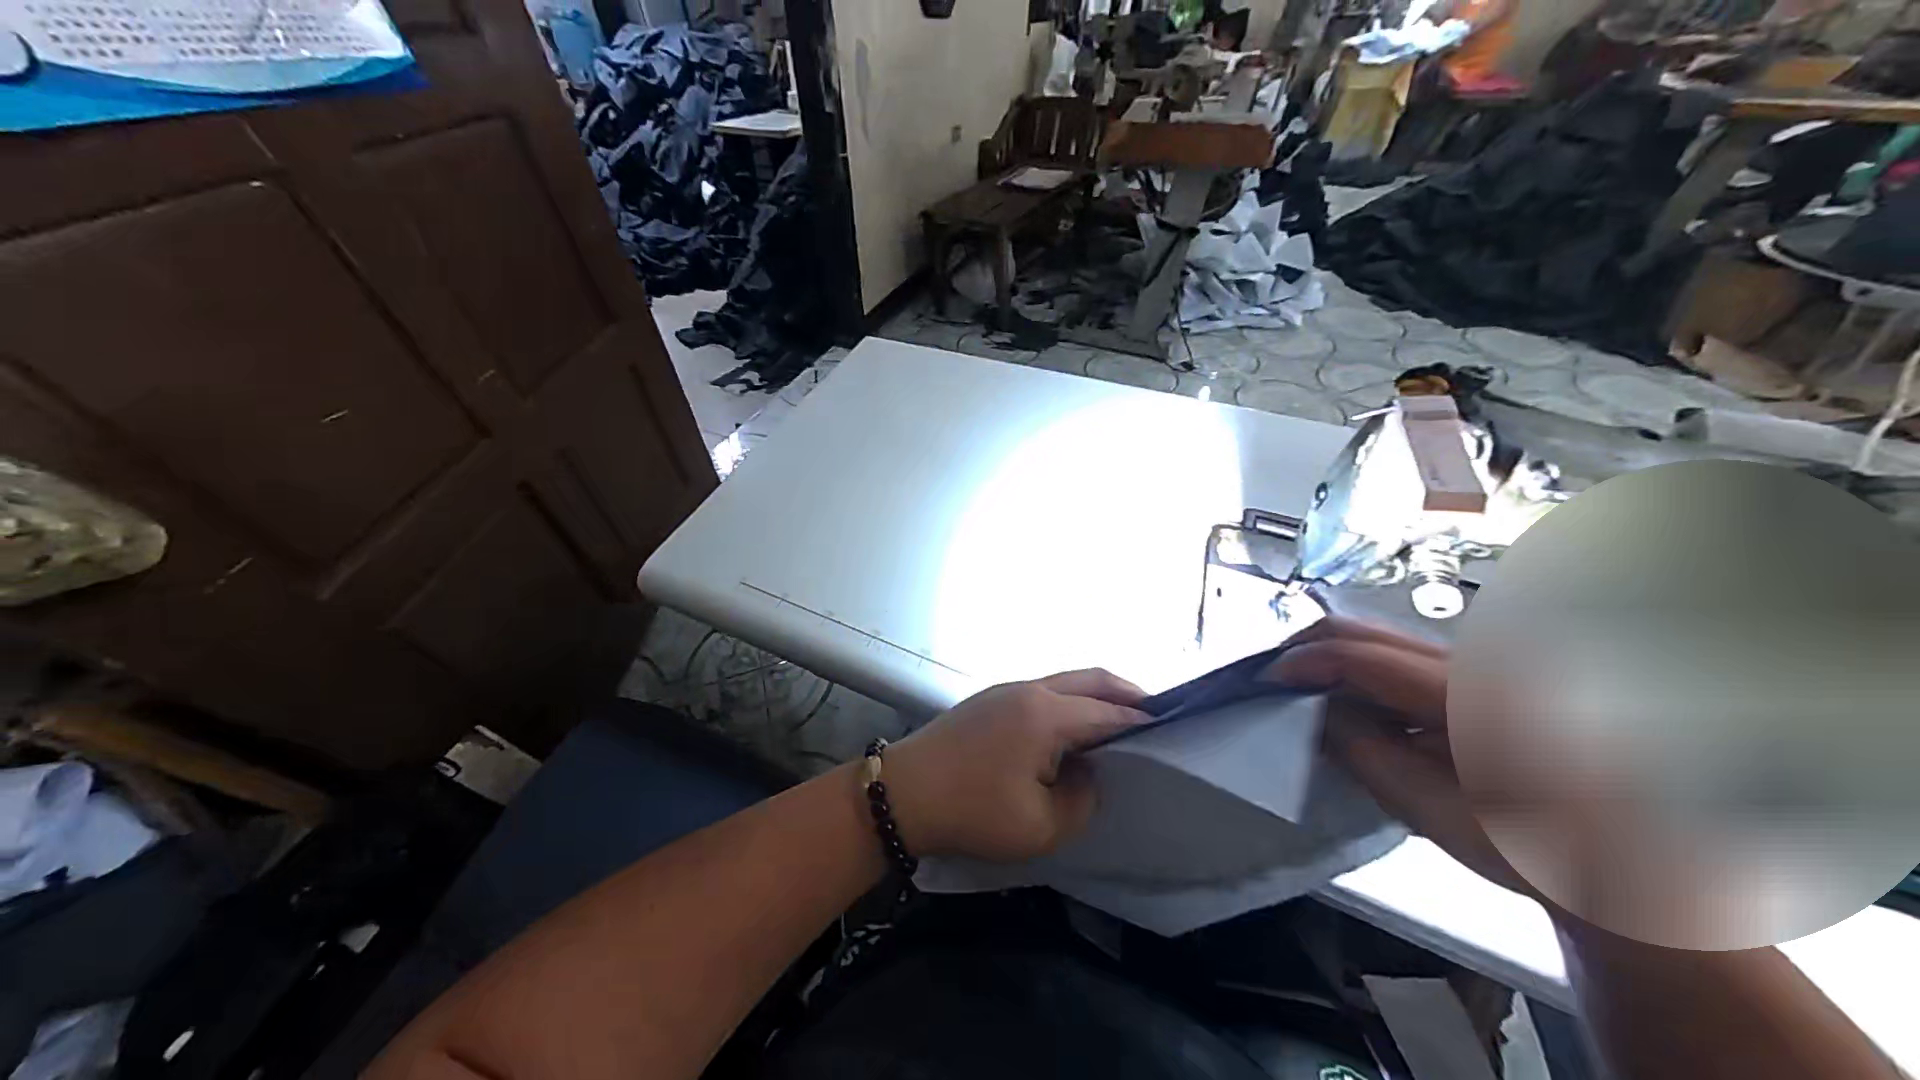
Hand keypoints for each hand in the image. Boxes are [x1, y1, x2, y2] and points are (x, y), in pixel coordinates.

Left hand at [884, 669, 1147, 862]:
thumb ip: (1082, 799)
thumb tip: (1089, 773)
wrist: (901, 794)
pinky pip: (1044, 690)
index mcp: (1047, 715)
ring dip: (1096, 694)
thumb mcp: (1042, 826)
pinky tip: (1073, 728)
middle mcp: (1030, 690)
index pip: (1109, 712)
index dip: (1143, 723)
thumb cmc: (972, 812)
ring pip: (1066, 680)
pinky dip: (1070, 700)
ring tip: (1119, 721)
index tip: (1172, 733)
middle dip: (1127, 693)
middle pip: (1092, 679)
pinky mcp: (989, 700)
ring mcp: (1006, 690)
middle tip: (1155, 714)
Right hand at [1265, 619, 1532, 894]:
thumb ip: (1362, 752)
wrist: (1619, 864)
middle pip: (1368, 630)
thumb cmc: (1526, 846)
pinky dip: (1363, 672)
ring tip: (1302, 692)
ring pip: (1382, 639)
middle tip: (1272, 679)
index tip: (1262, 682)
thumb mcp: (1430, 809)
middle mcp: (1473, 662)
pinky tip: (1349, 702)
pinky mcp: (1478, 676)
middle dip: (1309, 649)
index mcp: (1466, 694)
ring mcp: (1479, 664)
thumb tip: (1311, 712)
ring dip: (1333, 660)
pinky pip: (1403, 658)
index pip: (1362, 657)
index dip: (1303, 664)